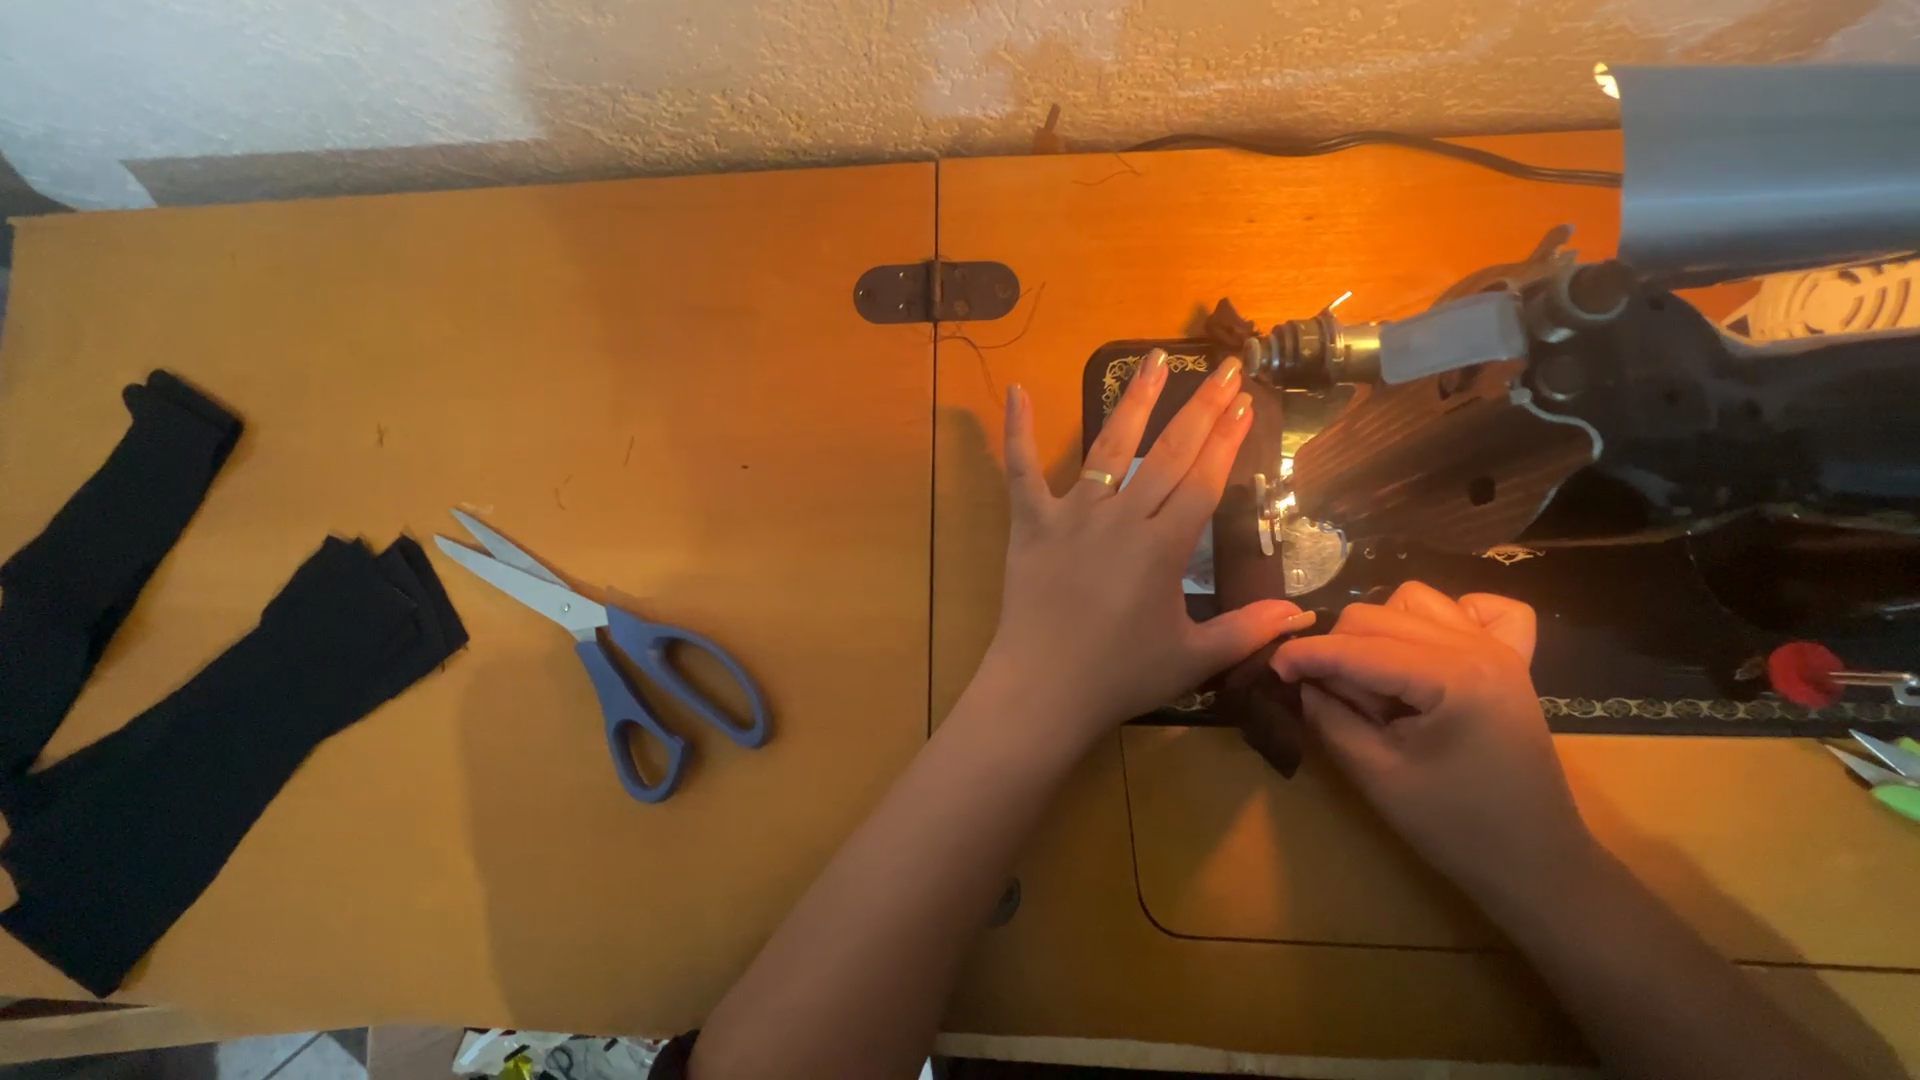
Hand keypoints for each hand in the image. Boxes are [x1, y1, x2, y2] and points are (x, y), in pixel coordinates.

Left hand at [979, 350, 1313, 751]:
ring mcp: (1072, 516)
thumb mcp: (1193, 658)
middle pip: (1167, 453)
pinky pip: (1020, 472)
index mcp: (1163, 548)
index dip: (1228, 441)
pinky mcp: (1030, 524)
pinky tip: (1016, 390)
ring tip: (1154, 358)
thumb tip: (1303, 613)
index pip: (1204, 480)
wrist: (1043, 690)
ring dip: (1134, 401)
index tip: (1246, 403)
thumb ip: (1248, 630)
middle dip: (1201, 407)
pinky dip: (1017, 432)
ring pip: (1108, 449)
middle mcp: (1121, 519)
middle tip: (1225, 366)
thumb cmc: (1120, 677)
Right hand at [1269, 582, 1598, 906]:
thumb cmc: (1454, 827)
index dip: (1304, 655)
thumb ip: (1328, 717)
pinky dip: (1445, 617)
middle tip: (1325, 694)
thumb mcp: (1375, 775)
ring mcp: (1500, 648)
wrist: (1536, 864)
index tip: (1269, 670)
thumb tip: (1295, 680)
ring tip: (1372, 678)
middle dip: (1337, 647)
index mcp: (1453, 677)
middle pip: (1377, 614)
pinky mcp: (1512, 660)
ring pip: (1414, 601)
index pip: (1357, 647)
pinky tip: (1426, 648)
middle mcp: (1478, 646)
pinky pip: (1480, 609)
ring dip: (1379, 630)